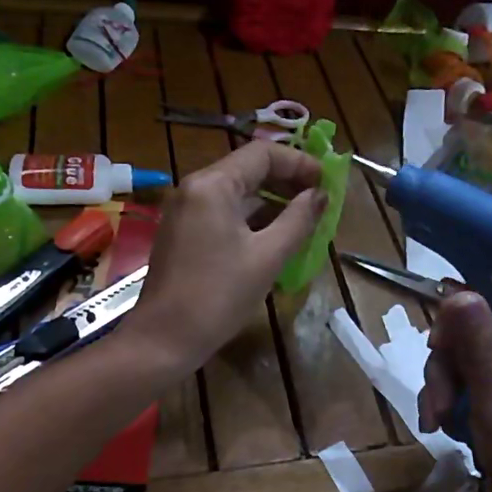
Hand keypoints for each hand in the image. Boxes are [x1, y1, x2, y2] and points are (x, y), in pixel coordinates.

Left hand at [124, 141, 325, 367]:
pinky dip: (249, 219)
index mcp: (211, 185)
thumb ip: (298, 219)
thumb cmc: (218, 296)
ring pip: (234, 194)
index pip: (262, 153)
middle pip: (247, 170)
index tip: (327, 184)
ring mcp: (183, 212)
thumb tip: (320, 195)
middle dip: (286, 181)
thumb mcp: (267, 257)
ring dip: (270, 202)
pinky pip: (221, 213)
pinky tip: (275, 236)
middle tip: (319, 203)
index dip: (300, 163)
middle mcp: (193, 189)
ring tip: (304, 221)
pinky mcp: (181, 233)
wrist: (163, 338)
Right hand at [421, 292, 491, 491]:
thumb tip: (459, 292)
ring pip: (473, 363)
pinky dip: (454, 403)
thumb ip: (478, 348)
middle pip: (484, 337)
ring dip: (445, 388)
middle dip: (450, 367)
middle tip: (436, 399)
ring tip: (434, 419)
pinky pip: (476, 386)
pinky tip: (441, 425)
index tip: (439, 341)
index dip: (470, 316)